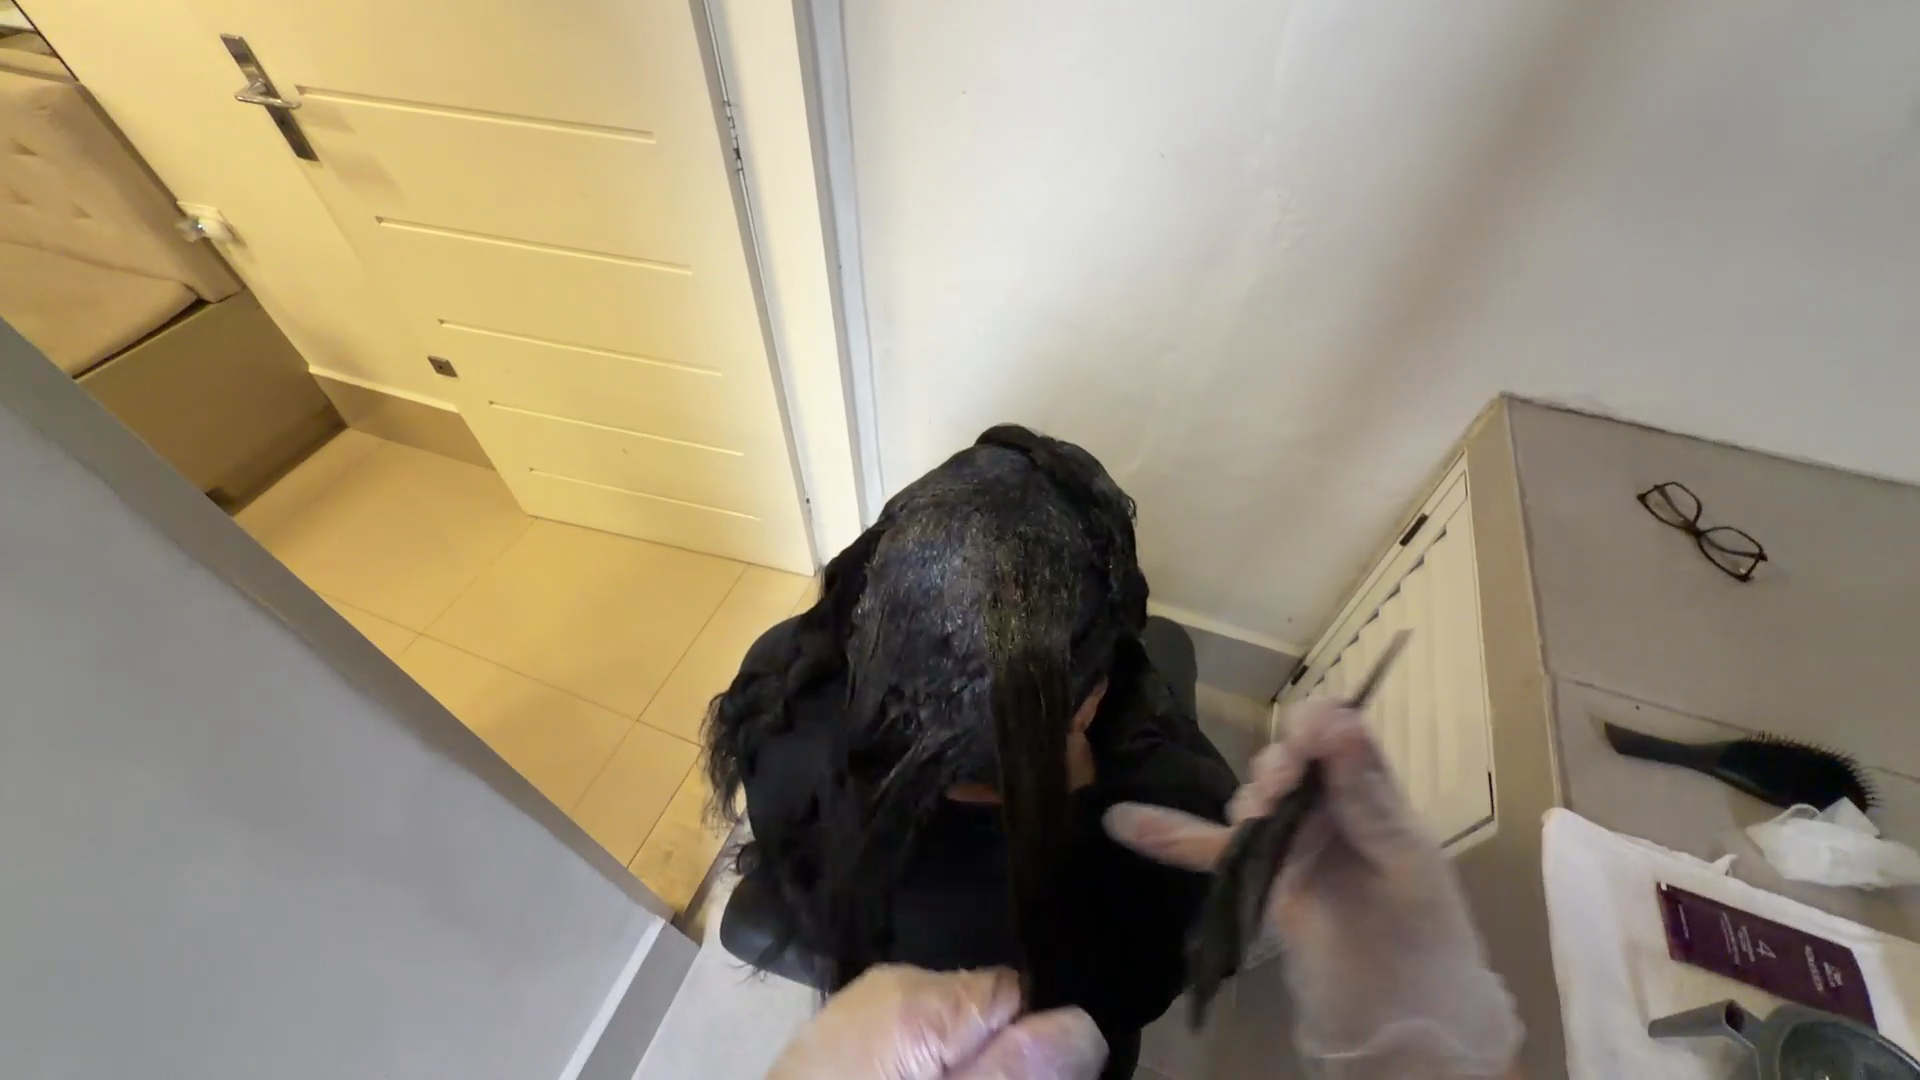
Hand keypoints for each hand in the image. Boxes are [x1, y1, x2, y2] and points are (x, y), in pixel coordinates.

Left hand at [768, 964, 1107, 1079]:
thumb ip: (1010, 1074)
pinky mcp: (850, 1027)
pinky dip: (926, 1062)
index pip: (1016, 990)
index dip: (1033, 1045)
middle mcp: (895, 980)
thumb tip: (1087, 1024)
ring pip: (950, 1023)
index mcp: (920, 996)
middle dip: (999, 1057)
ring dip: (963, 1061)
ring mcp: (867, 1001)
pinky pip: (913, 1033)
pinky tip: (914, 1079)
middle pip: (985, 1006)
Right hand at [1103, 701, 1520, 1078]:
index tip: (1303, 737)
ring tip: (1257, 823)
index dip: (1312, 728)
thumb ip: (1365, 789)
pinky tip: (1121, 821)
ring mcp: (1287, 841)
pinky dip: (1165, 834)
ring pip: (1250, 798)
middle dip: (1279, 768)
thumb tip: (1337, 713)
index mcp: (1368, 794)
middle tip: (1281, 791)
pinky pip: (1205, 847)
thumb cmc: (1420, 936)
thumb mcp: (1404, 856)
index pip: (1332, 736)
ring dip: (1250, 801)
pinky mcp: (1255, 876)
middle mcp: (1325, 808)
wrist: (1400, 1025)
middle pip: (1285, 762)